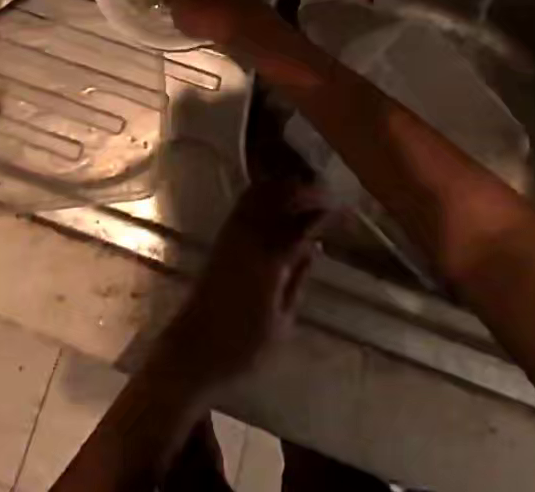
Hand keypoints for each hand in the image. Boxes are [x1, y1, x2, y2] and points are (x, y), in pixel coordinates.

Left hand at [154, 177, 328, 390]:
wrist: (194, 347)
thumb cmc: (243, 345)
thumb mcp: (282, 320)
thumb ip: (298, 280)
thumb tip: (312, 248)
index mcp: (270, 259)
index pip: (301, 224)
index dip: (322, 213)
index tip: (340, 208)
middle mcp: (250, 237)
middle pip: (279, 197)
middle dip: (304, 191)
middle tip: (325, 194)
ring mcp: (232, 233)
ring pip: (260, 193)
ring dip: (283, 187)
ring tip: (305, 191)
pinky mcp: (221, 237)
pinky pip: (245, 202)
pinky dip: (263, 193)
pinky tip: (276, 199)